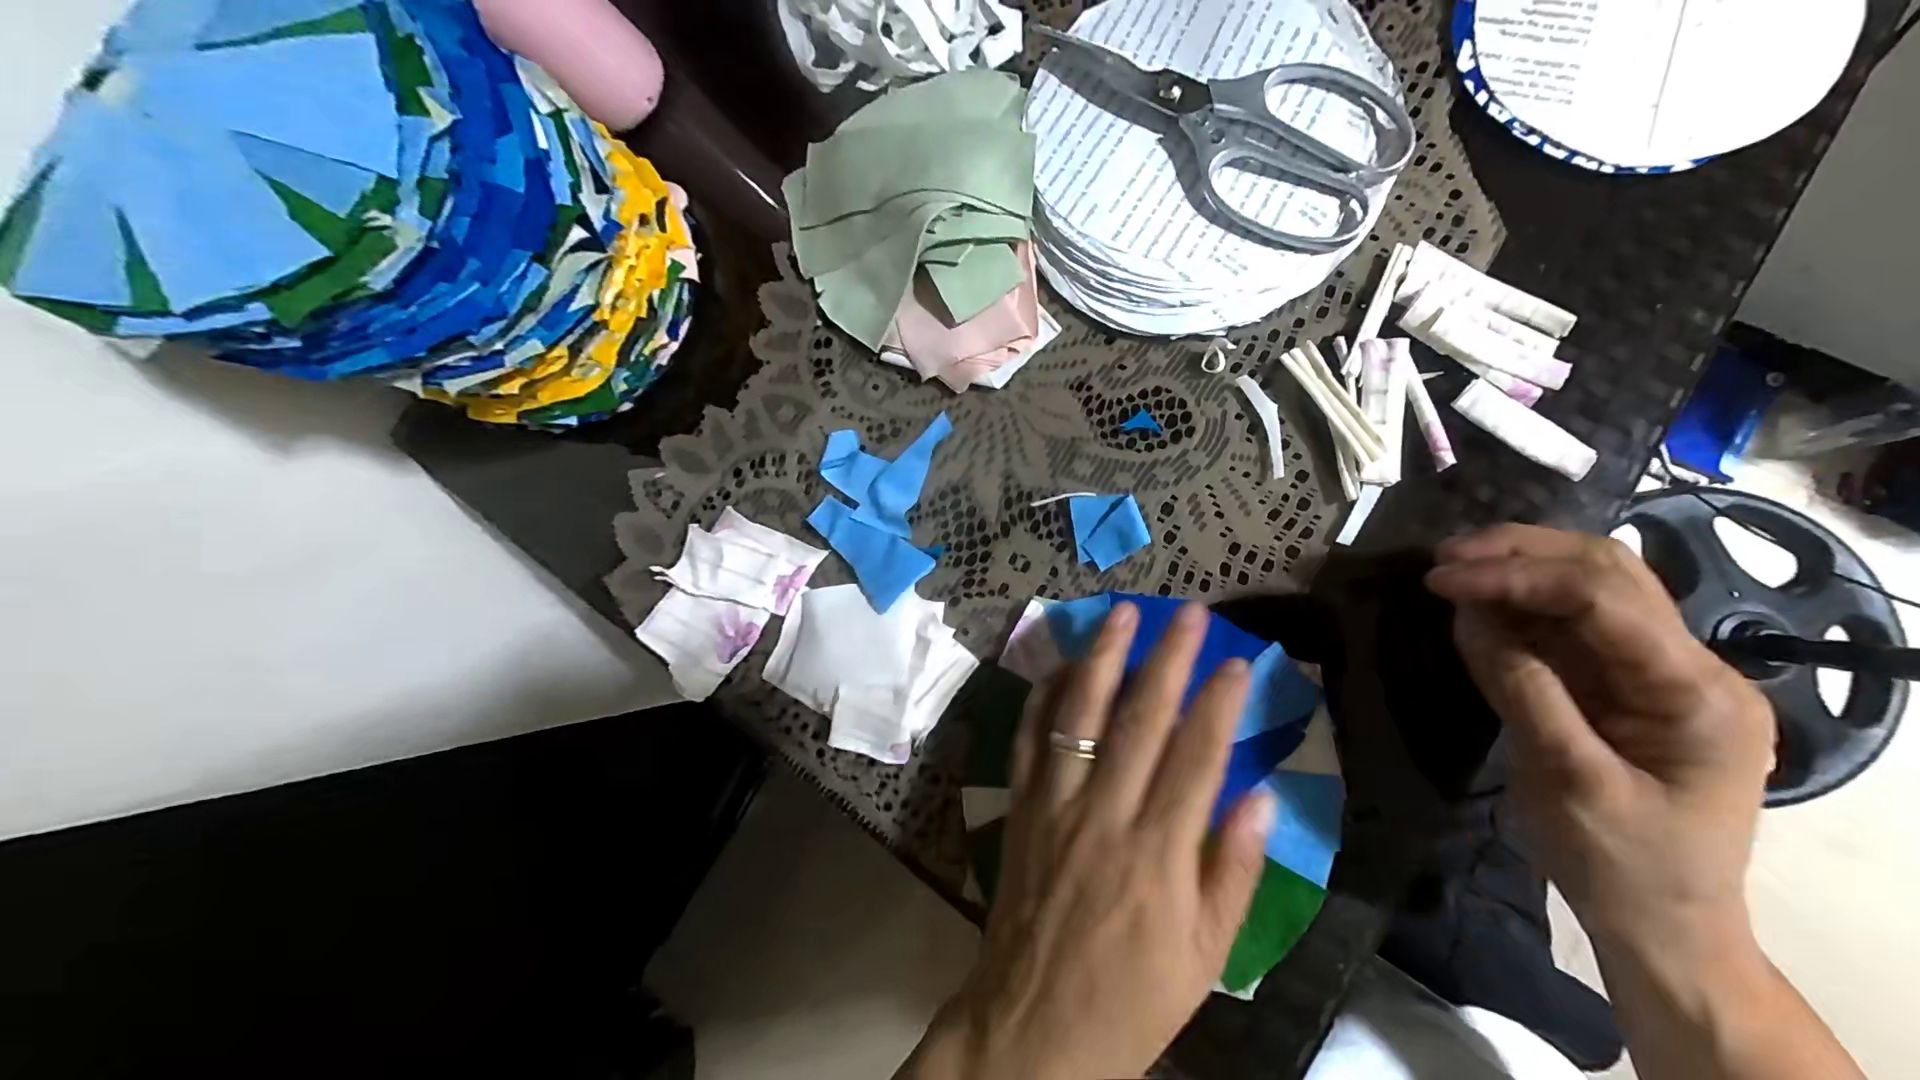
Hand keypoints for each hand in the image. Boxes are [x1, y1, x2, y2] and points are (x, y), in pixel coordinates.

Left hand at [899, 602, 1274, 1079]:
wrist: (1033, 1025)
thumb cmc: (1132, 996)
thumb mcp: (1207, 954)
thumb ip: (1233, 869)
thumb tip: (1261, 795)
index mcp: (1159, 852)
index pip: (1197, 755)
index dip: (1219, 701)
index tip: (1236, 659)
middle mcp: (1104, 813)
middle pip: (1139, 719)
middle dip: (1166, 659)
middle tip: (1185, 613)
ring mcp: (1054, 805)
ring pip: (1077, 715)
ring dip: (1101, 658)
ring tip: (1120, 615)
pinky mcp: (1018, 808)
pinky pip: (1028, 740)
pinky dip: (1042, 698)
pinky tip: (1058, 666)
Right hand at [1423, 524, 1775, 951]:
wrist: (1661, 920)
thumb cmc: (1623, 861)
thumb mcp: (1568, 779)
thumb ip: (1522, 689)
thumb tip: (1467, 615)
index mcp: (1696, 692)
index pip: (1604, 599)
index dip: (1517, 576)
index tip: (1440, 580)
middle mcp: (1689, 666)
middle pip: (1608, 573)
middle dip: (1521, 553)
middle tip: (1443, 558)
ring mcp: (1656, 671)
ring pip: (1592, 585)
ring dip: (1520, 567)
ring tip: (1453, 568)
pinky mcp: (1620, 682)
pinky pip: (1570, 623)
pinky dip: (1519, 602)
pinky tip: (1477, 601)